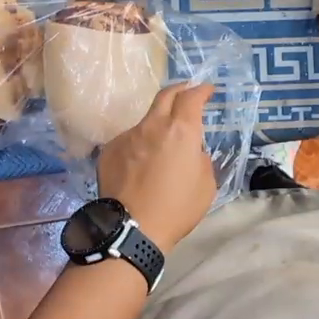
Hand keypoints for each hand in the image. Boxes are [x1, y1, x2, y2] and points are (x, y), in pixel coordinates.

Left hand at [97, 82, 217, 253]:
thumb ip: (201, 159)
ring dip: (158, 123)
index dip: (201, 90)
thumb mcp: (206, 185)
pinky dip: (140, 144)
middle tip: (187, 92)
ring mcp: (128, 136)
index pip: (192, 97)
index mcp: (181, 131)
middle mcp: (153, 126)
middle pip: (165, 95)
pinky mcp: (110, 150)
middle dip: (179, 89)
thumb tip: (192, 151)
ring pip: (146, 120)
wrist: (132, 228)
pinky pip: (130, 140)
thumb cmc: (177, 208)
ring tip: (163, 142)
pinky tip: (142, 164)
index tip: (207, 89)